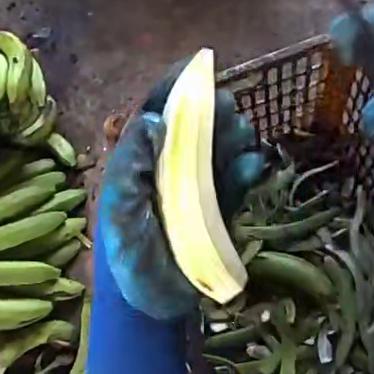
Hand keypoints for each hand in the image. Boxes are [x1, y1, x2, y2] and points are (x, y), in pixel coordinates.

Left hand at [77, 65, 264, 373]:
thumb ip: (131, 165)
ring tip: (241, 133)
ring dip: (232, 137)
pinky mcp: (219, 211)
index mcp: (139, 165)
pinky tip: (253, 164)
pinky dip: (247, 170)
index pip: (157, 115)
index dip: (175, 88)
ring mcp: (196, 190)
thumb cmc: (127, 258)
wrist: (151, 308)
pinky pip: (238, 183)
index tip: (199, 65)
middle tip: (228, 107)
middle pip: (195, 129)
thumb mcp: (120, 211)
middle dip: (212, 113)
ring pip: (220, 151)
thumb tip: (153, 120)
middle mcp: (169, 171)